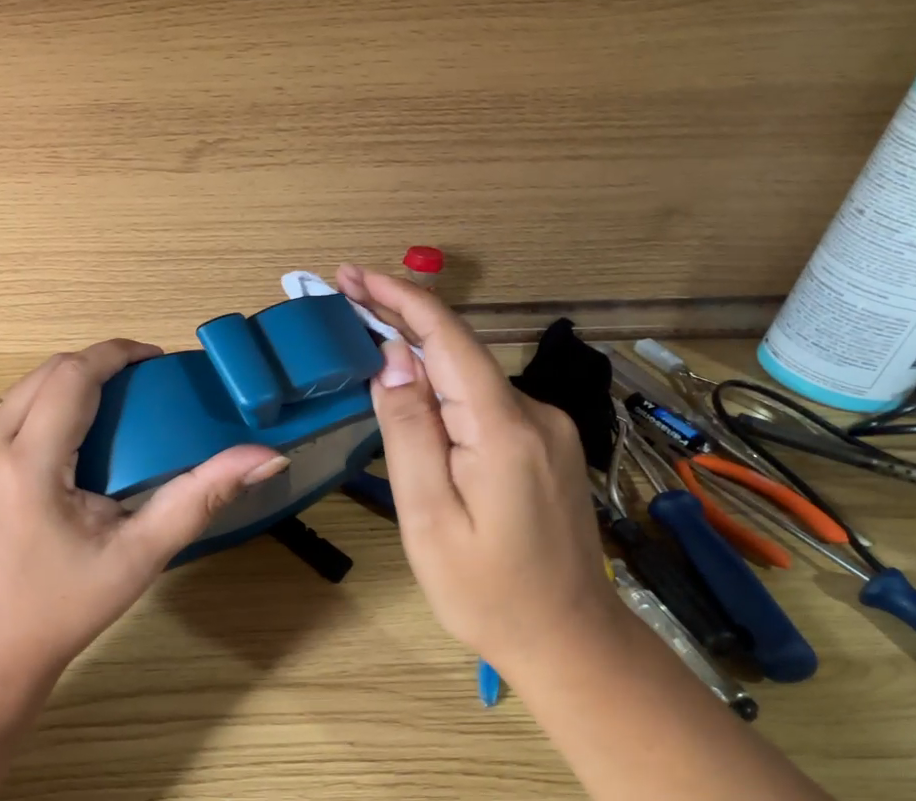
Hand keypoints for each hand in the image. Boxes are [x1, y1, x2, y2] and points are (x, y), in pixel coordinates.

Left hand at [0, 339, 287, 681]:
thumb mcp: (138, 554)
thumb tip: (264, 456)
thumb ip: (200, 497)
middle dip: (96, 367)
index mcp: (25, 464)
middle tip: (143, 386)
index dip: (116, 354)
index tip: (156, 359)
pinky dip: (42, 405)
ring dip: (68, 383)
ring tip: (114, 406)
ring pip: (23, 386)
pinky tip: (72, 434)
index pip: (72, 376)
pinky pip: (5, 409)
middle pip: (47, 373)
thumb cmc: (64, 606)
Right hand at [335, 264, 623, 671]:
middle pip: (457, 348)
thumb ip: (409, 430)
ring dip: (417, 349)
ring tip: (365, 332)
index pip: (446, 337)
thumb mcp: (428, 515)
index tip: (352, 274)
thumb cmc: (485, 589)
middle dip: (399, 315)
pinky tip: (410, 385)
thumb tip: (391, 359)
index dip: (398, 296)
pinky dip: (441, 381)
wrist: (571, 642)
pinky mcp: (543, 445)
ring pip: (468, 373)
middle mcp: (533, 414)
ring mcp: (544, 429)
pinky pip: (482, 398)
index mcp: (503, 427)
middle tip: (345, 292)